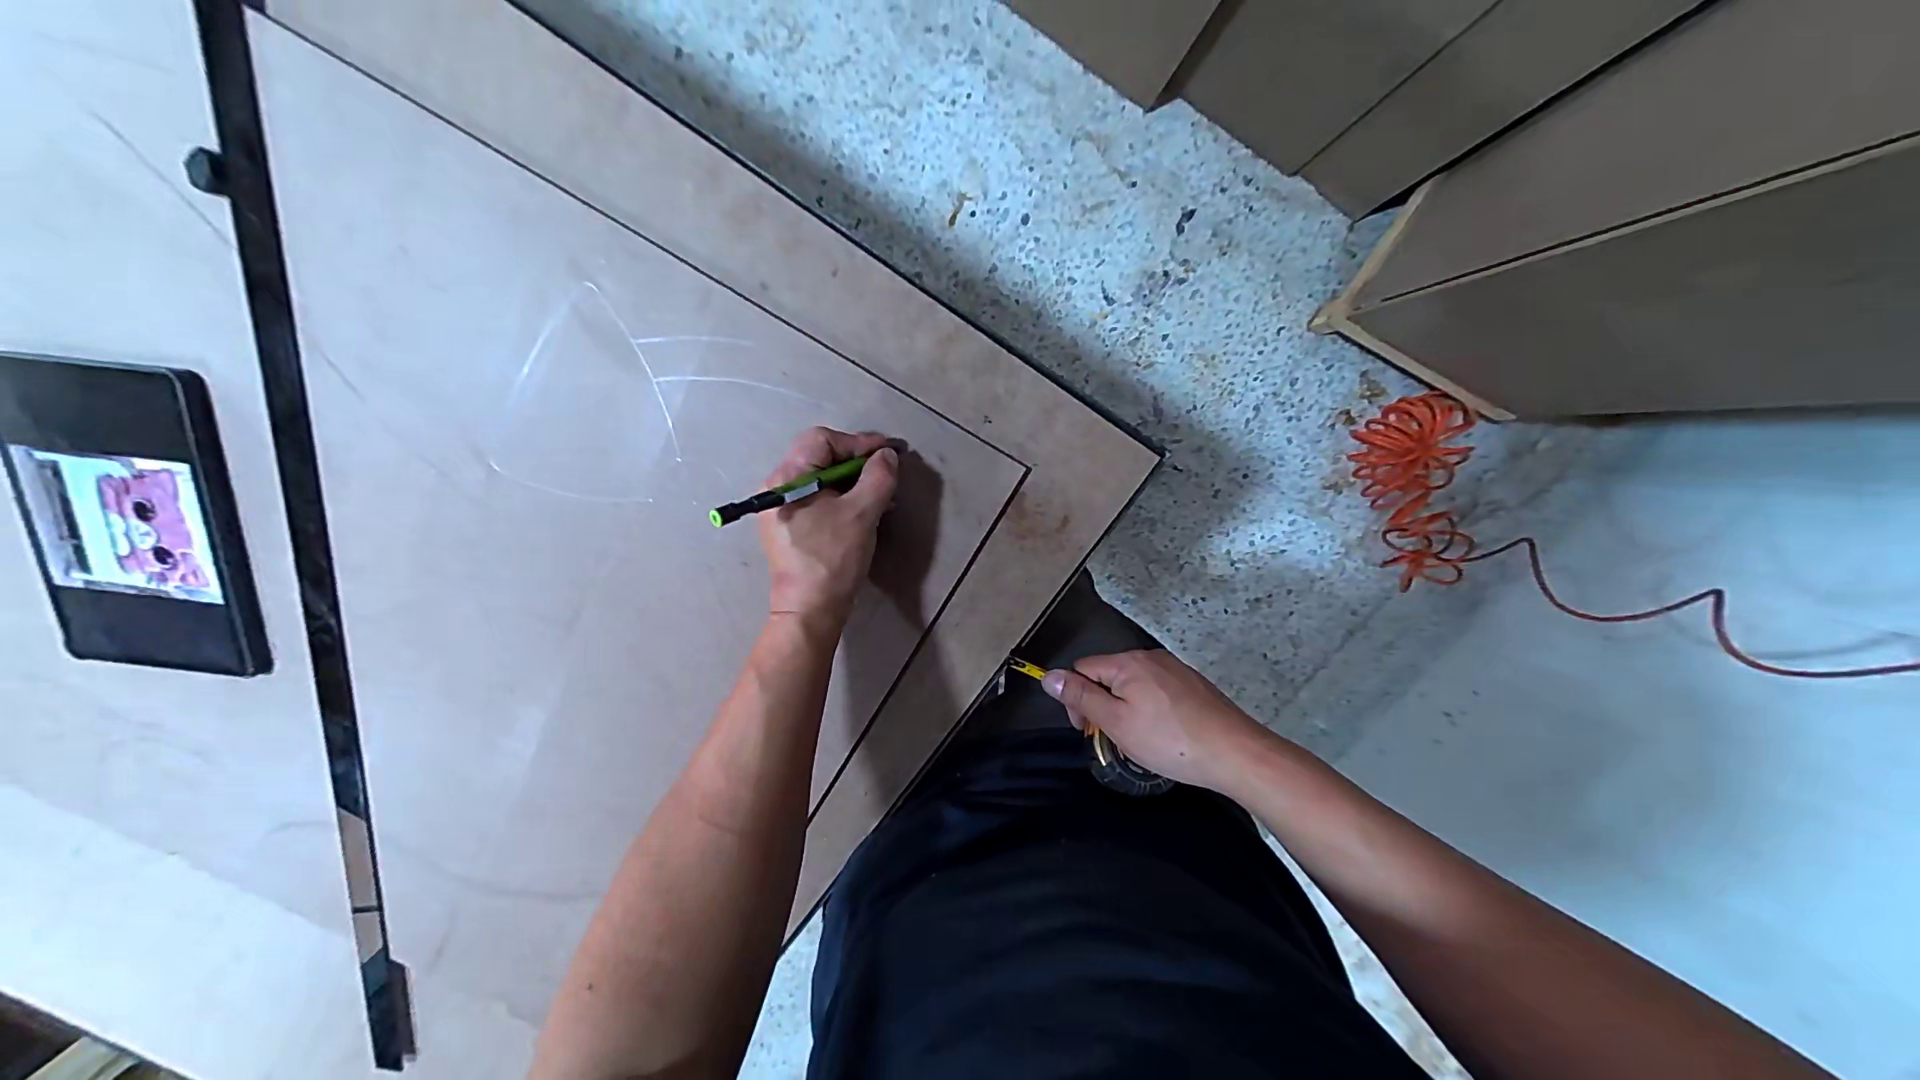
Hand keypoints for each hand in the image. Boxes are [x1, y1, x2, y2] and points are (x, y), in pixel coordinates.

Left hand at [759, 428, 898, 630]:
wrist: (810, 611)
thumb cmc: (832, 559)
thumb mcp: (862, 513)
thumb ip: (878, 477)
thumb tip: (886, 456)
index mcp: (786, 479)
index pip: (822, 440)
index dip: (858, 442)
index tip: (888, 453)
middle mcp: (778, 489)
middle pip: (821, 457)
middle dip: (858, 462)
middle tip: (887, 473)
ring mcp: (783, 509)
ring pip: (823, 480)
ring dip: (855, 482)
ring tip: (884, 495)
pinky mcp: (792, 528)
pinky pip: (820, 500)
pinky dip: (845, 498)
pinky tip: (868, 510)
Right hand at [1042, 649, 1269, 792]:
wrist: (1234, 753)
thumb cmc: (1171, 740)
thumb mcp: (1116, 721)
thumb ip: (1081, 697)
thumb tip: (1049, 676)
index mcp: (1128, 662)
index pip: (1083, 668)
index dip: (1076, 699)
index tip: (1085, 729)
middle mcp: (1152, 657)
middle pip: (1109, 675)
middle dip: (1102, 705)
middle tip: (1112, 738)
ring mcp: (1175, 670)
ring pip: (1134, 685)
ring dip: (1126, 708)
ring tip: (1139, 739)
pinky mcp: (1193, 685)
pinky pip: (1157, 691)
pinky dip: (1150, 710)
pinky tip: (1163, 734)